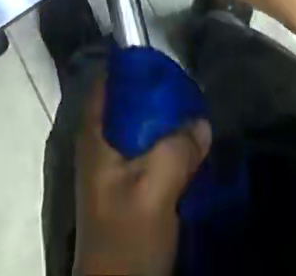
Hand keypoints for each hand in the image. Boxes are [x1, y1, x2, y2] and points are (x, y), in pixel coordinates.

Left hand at [74, 75, 210, 275]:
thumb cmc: (126, 236)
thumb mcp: (154, 188)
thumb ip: (177, 150)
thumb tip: (201, 122)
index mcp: (94, 136)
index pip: (106, 83)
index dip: (130, 66)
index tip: (162, 59)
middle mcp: (99, 146)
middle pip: (126, 105)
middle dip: (155, 95)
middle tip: (188, 88)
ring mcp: (112, 170)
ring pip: (139, 131)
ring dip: (164, 124)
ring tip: (194, 114)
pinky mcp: (127, 191)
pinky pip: (148, 155)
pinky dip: (166, 148)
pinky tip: (190, 149)